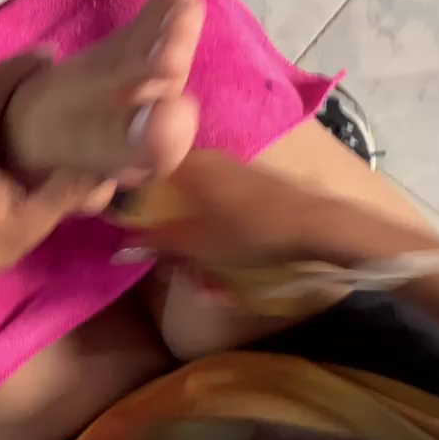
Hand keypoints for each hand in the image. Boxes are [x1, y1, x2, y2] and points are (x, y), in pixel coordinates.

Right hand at [132, 150, 332, 267]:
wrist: (316, 226)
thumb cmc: (248, 232)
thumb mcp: (196, 244)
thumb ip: (156, 242)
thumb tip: (122, 246)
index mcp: (187, 164)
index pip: (143, 178)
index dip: (135, 209)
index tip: (134, 237)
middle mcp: (207, 159)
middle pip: (172, 198)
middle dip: (172, 237)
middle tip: (177, 268)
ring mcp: (233, 170)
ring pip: (198, 208)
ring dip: (197, 244)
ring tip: (207, 280)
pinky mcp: (254, 184)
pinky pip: (222, 209)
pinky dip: (218, 235)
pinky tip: (228, 264)